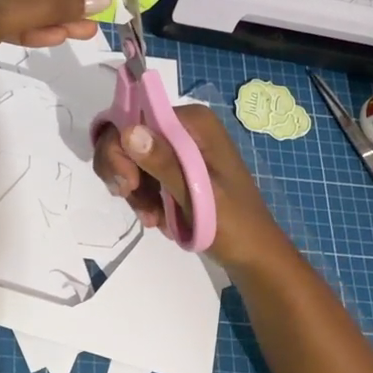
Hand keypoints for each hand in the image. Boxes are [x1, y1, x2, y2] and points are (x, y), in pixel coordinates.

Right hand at [92, 103, 295, 270]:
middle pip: (124, 137)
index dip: (120, 151)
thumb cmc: (234, 224)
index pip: (132, 119)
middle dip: (123, 173)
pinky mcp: (173, 167)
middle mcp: (182, 127)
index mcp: (193, 123)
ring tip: (153, 218)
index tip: (128, 187)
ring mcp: (177, 147)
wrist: (252, 253)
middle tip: (133, 200)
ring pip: (127, 160)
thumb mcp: (198, 195)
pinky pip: (138, 175)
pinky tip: (157, 217)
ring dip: (134, 192)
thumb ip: (163, 163)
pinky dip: (141, 198)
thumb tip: (129, 131)